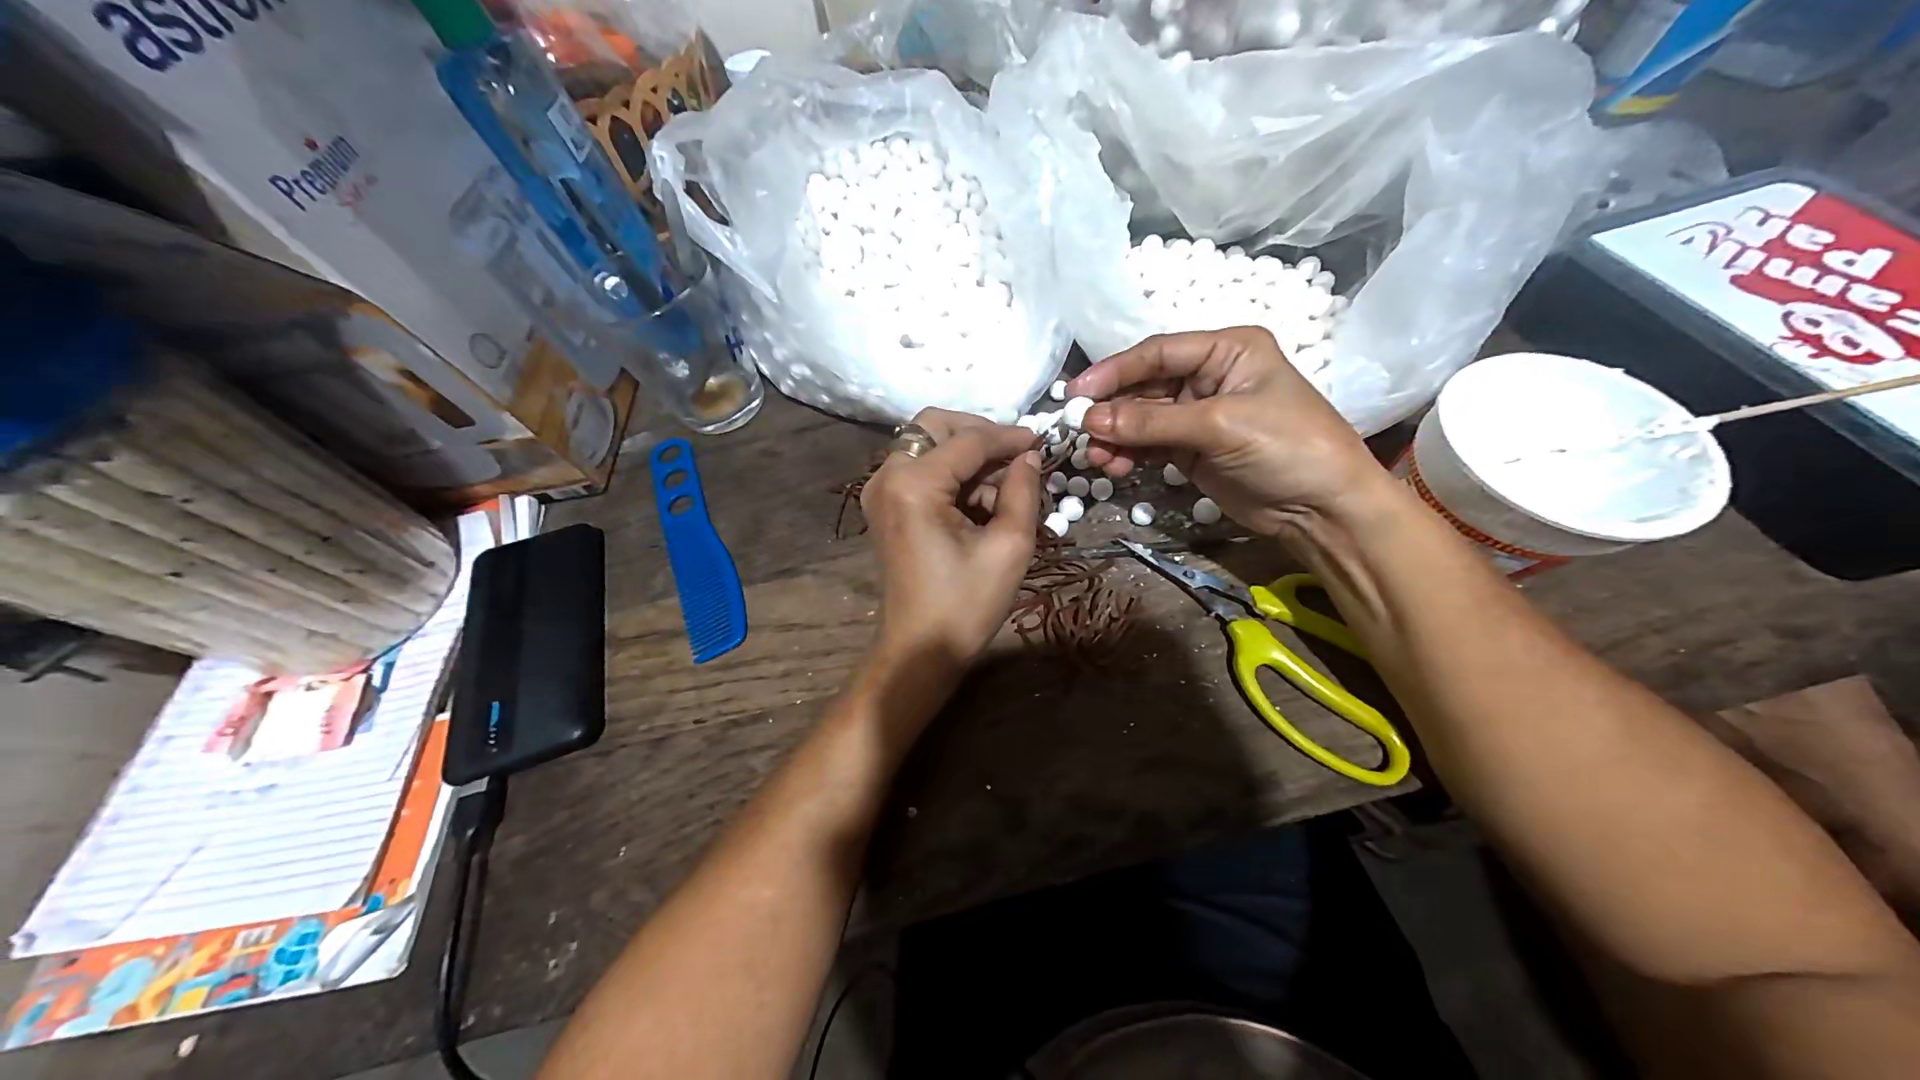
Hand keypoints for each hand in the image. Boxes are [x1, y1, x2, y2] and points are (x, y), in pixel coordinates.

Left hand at [860, 408, 1041, 675]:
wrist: (921, 649)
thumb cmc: (967, 604)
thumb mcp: (1009, 546)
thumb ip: (1023, 490)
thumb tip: (1029, 456)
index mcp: (913, 484)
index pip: (968, 440)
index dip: (1009, 437)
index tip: (1042, 442)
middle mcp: (887, 477)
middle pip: (936, 427)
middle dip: (981, 436)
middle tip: (1017, 459)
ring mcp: (881, 491)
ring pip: (929, 446)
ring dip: (969, 459)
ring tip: (1004, 495)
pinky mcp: (885, 506)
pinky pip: (921, 470)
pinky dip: (953, 476)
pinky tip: (982, 505)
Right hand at [1068, 328, 1390, 535]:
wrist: (1323, 509)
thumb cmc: (1287, 447)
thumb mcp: (1220, 426)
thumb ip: (1153, 421)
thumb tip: (1091, 419)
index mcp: (1227, 350)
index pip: (1158, 352)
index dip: (1115, 371)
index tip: (1075, 392)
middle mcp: (1209, 376)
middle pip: (1145, 386)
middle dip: (1112, 409)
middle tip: (1078, 431)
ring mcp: (1198, 415)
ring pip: (1141, 418)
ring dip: (1115, 436)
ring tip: (1096, 457)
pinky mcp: (1191, 450)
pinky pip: (1148, 445)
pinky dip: (1128, 454)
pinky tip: (1112, 466)